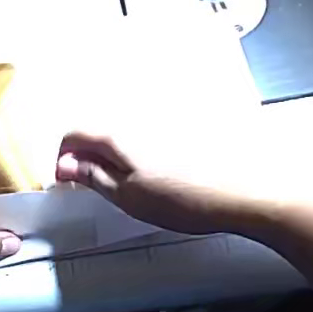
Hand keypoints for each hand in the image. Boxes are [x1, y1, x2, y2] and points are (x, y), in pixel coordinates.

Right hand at [55, 131, 276, 236]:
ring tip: (138, 179)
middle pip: (100, 126)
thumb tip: (65, 164)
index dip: (65, 158)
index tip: (70, 180)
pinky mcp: (192, 118)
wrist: (247, 189)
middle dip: (92, 152)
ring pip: (128, 126)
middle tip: (102, 184)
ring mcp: (167, 113)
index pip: (73, 133)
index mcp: (117, 132)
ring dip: (120, 149)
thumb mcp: (129, 197)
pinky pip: (155, 125)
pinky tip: (167, 167)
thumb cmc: (185, 198)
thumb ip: (93, 177)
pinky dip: (148, 143)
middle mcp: (139, 112)